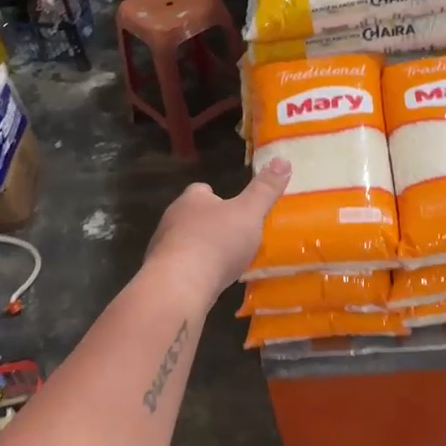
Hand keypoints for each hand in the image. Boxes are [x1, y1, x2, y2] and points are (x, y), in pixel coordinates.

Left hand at [145, 158, 290, 302]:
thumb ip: (265, 190)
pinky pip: (181, 267)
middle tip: (232, 235)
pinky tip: (208, 281)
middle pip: (191, 216)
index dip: (217, 197)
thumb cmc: (216, 242)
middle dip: (209, 224)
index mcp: (192, 199)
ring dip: (201, 248)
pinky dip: (194, 271)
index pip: (201, 190)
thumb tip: (282, 160)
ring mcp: (163, 247)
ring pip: (184, 242)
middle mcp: (172, 219)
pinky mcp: (162, 273)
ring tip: (223, 261)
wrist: (179, 285)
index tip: (232, 206)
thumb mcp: (249, 213)